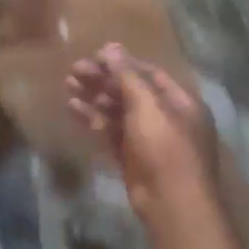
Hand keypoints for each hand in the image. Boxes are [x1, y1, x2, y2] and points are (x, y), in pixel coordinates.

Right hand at [65, 43, 216, 224]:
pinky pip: (110, 129)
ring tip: (67, 84)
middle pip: (130, 90)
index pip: (149, 74)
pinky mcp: (132, 154)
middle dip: (102, 79)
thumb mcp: (147, 106)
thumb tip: (111, 47)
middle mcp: (167, 117)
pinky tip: (72, 107)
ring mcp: (148, 137)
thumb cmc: (165, 148)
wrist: (171, 202)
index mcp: (181, 103)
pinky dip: (92, 117)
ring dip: (93, 96)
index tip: (93, 56)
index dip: (122, 63)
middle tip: (74, 70)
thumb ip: (127, 76)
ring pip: (117, 109)